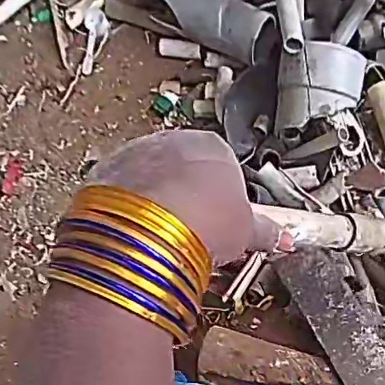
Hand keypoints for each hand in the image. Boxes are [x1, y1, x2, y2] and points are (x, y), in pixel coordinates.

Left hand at [87, 130, 255, 263]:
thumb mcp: (246, 230)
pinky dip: (127, 216)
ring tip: (165, 243)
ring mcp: (133, 156)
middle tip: (193, 237)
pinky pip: (119, 197)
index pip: (223, 170)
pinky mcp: (101, 178)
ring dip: (156, 209)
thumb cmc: (205, 222)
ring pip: (148, 183)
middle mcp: (170, 141)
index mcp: (213, 145)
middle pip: (182, 173)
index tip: (221, 227)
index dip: (223, 203)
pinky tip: (138, 239)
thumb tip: (283, 239)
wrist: (151, 233)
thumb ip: (264, 231)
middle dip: (187, 204)